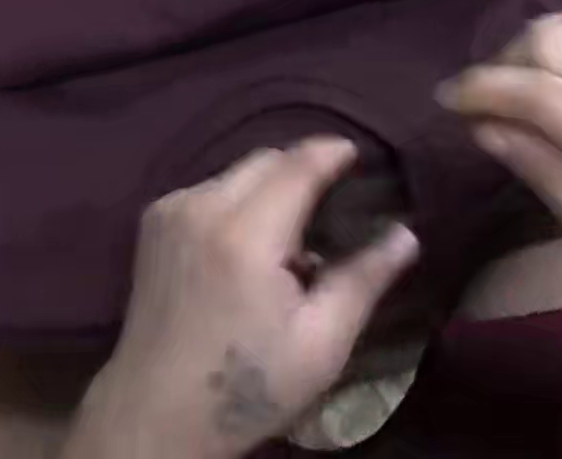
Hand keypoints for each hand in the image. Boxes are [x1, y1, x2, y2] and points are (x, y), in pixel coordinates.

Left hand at [62, 138, 419, 458]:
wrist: (156, 409)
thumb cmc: (248, 385)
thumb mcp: (321, 344)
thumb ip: (363, 280)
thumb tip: (406, 235)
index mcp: (245, 236)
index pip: (295, 166)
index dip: (328, 152)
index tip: (355, 151)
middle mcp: (203, 206)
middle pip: (265, 160)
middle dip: (300, 170)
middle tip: (327, 204)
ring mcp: (172, 207)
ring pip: (236, 172)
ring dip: (267, 187)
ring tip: (284, 238)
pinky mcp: (154, 215)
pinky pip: (209, 187)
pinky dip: (235, 200)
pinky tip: (242, 244)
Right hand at [444, 12, 561, 323]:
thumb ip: (546, 177)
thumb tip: (482, 124)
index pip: (546, 96)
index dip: (484, 88)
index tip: (445, 100)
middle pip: (549, 43)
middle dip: (497, 66)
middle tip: (481, 103)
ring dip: (518, 50)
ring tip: (510, 91)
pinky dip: (547, 39)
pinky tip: (543, 73)